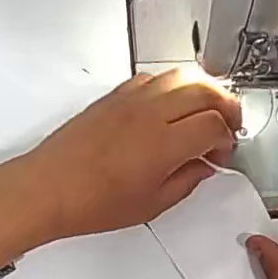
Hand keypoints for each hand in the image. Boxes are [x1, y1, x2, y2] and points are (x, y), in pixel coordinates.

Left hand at [0, 67, 239, 260]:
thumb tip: (203, 166)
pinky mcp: (115, 96)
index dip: (227, 140)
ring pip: (183, 75)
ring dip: (204, 89)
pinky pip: (155, 77)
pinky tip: (174, 105)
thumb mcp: (154, 204)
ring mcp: (131, 99)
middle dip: (227, 107)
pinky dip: (174, 85)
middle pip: (206, 90)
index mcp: (164, 144)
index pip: (214, 125)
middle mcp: (150, 114)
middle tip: (229, 126)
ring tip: (208, 110)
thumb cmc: (91, 201)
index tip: (221, 155)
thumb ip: (188, 180)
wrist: (48, 189)